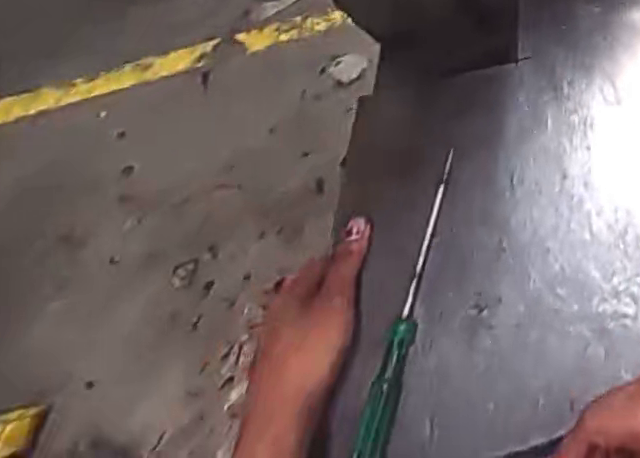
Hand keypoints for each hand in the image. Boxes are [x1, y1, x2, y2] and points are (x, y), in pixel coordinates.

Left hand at [235, 216, 371, 457]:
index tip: (364, 248)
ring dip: (323, 306)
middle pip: (309, 284)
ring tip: (345, 306)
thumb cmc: (309, 356)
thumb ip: (348, 263)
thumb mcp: (338, 300)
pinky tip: (326, 341)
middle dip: (331, 279)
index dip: (344, 252)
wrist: (284, 415)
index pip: (321, 258)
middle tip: (357, 276)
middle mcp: (277, 313)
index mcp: (290, 291)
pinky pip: (302, 336)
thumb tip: (358, 224)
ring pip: (303, 311)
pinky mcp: (280, 366)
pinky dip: (316, 331)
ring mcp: (275, 341)